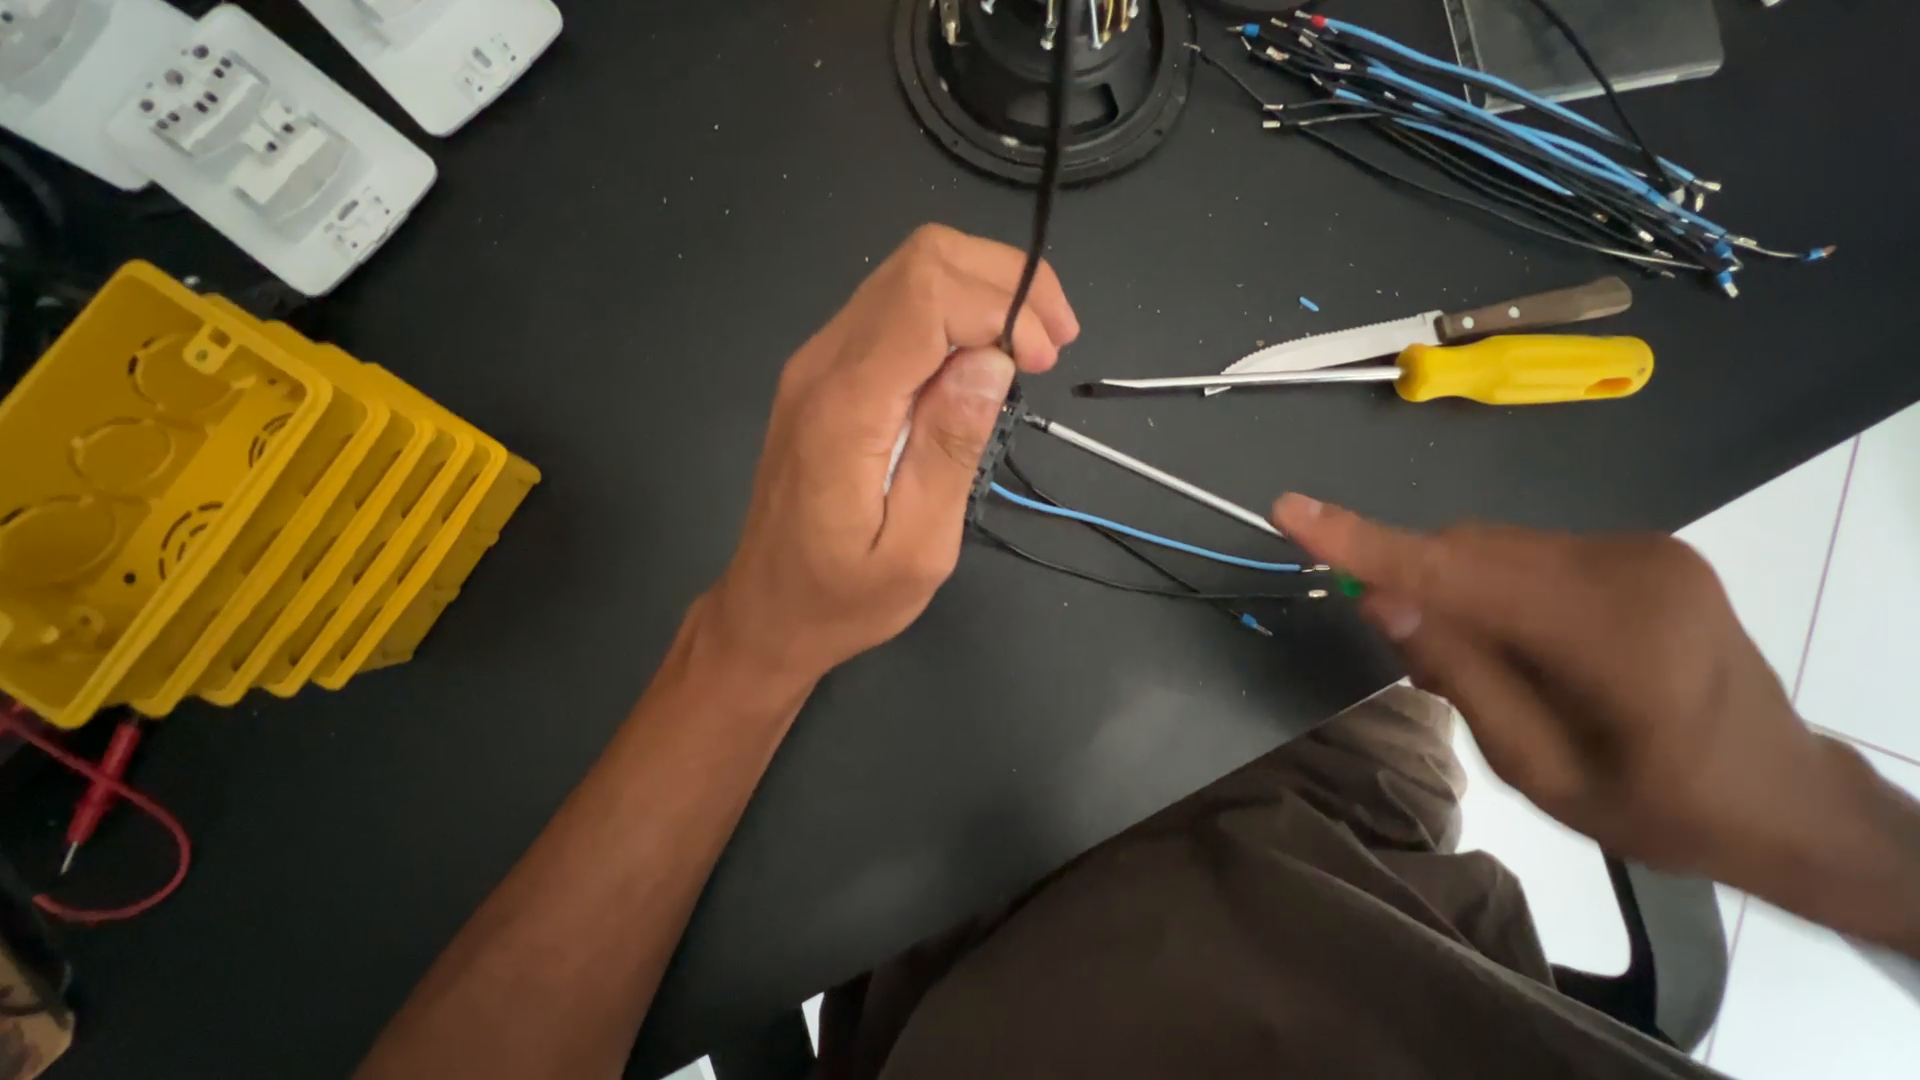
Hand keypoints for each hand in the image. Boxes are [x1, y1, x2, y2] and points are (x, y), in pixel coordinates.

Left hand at [700, 225, 1078, 688]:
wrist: (767, 610)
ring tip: (1032, 348)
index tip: (1045, 360)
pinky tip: (984, 359)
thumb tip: (994, 359)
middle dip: (1005, 282)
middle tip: (1054, 343)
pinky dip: (953, 313)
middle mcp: (824, 363)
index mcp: (846, 406)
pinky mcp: (825, 374)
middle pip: (920, 261)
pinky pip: (894, 309)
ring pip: (907, 273)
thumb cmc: (844, 597)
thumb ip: (952, 448)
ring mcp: (818, 362)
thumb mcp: (917, 547)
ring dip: (983, 291)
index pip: (927, 295)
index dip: (1003, 305)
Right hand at [1273, 494, 1827, 880]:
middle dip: (1415, 587)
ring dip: (1452, 591)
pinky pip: (1522, 553)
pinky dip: (1489, 587)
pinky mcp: (1639, 549)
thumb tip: (1379, 601)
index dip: (1366, 543)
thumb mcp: (1538, 769)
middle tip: (1414, 661)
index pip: (1457, 573)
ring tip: (1479, 666)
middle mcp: (1629, 566)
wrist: (1785, 800)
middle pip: (1468, 552)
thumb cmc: (1658, 807)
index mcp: (1613, 633)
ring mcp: (1641, 549)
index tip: (1290, 510)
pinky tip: (1513, 641)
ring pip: (1490, 548)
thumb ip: (1458, 675)